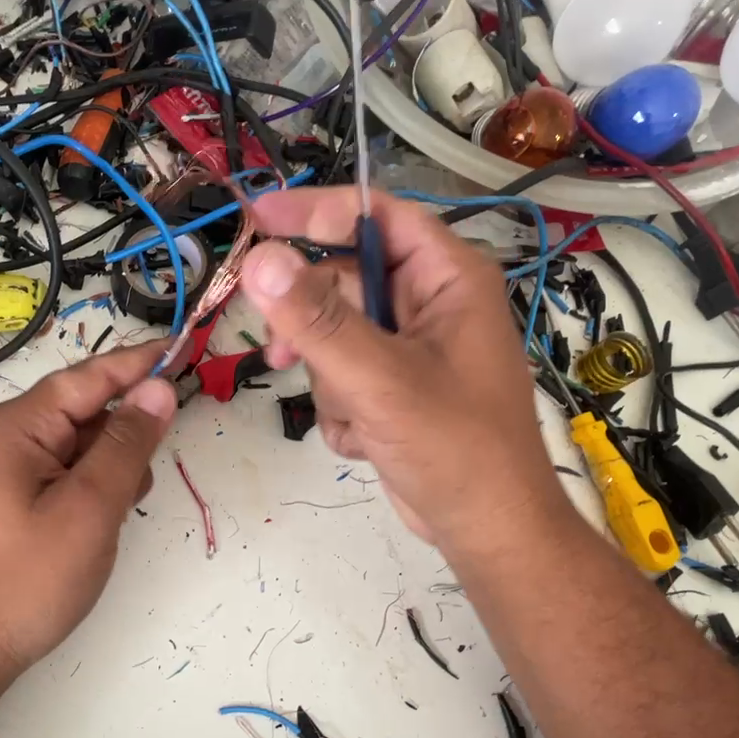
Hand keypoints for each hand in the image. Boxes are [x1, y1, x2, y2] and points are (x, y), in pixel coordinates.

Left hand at [0, 342, 176, 677]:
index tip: (188, 346)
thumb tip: (158, 388)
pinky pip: (66, 473)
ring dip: (111, 467)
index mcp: (15, 427)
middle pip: (84, 410)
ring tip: (113, 514)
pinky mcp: (15, 497)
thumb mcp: (89, 509)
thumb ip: (126, 445)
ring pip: (80, 445)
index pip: (88, 377)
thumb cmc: (29, 579)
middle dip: (124, 435)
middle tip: (142, 476)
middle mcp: (7, 436)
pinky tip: (99, 522)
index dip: (140, 363)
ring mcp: (8, 468)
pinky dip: (93, 488)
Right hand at [238, 187, 569, 554]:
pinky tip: (364, 439)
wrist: (484, 526)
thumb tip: (259, 261)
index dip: (313, 211)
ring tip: (353, 416)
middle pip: (341, 285)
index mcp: (446, 278)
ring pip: (333, 339)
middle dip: (312, 329)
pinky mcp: (393, 389)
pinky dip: (340, 410)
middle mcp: (429, 305)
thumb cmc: (453, 446)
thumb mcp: (379, 378)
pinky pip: (341, 378)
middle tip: (281, 356)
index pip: (373, 216)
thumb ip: (317, 320)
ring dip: (329, 381)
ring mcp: (409, 349)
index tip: (254, 219)